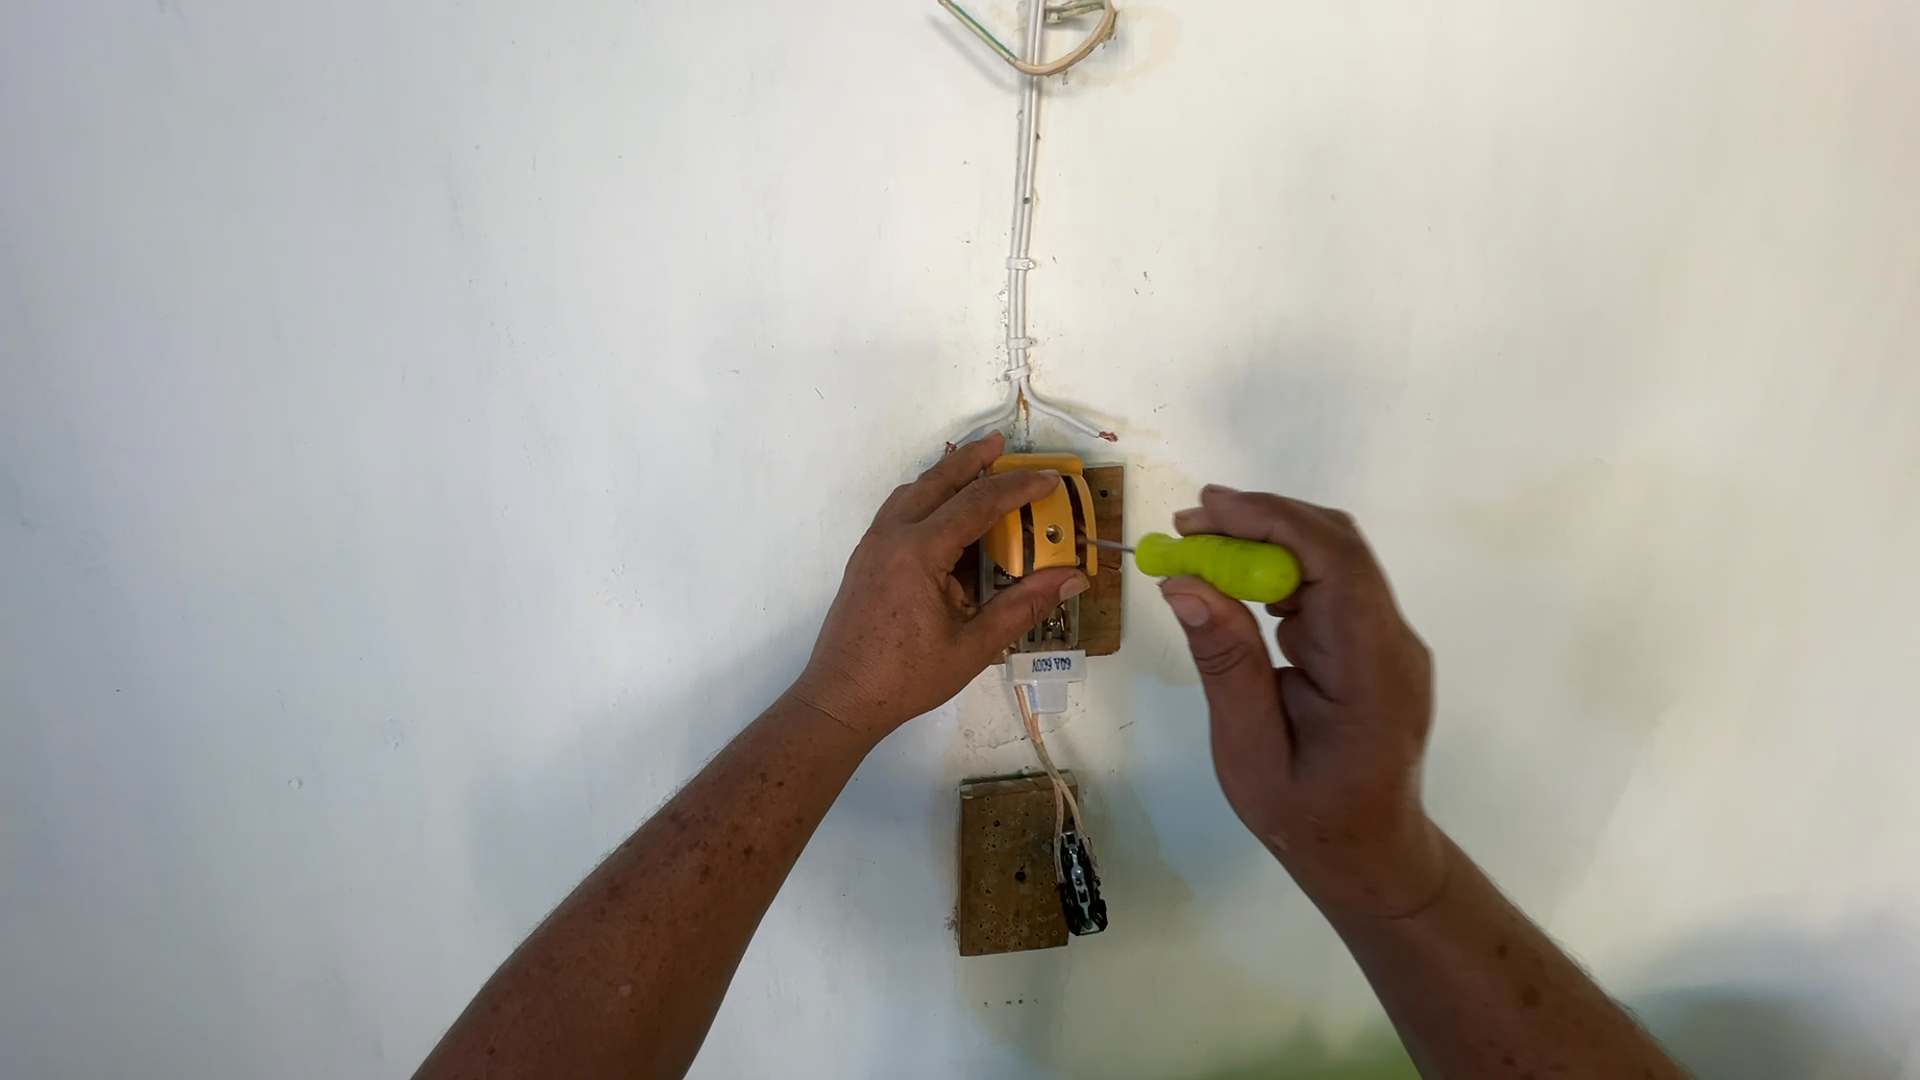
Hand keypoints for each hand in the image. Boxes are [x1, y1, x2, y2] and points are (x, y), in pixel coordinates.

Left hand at [789, 433, 1089, 741]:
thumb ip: (1023, 606)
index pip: (977, 503)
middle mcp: (892, 536)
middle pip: (937, 480)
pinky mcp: (864, 558)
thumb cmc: (907, 677)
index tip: (1048, 479)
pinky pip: (898, 511)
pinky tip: (942, 516)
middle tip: (1000, 443)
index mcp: (919, 551)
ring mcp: (872, 545)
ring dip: (944, 476)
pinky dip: (925, 498)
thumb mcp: (974, 645)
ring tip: (974, 470)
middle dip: (971, 458)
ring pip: (912, 492)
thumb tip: (1071, 579)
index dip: (1017, 489)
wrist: (840, 698)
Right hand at [1159, 486, 1445, 918]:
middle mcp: (1390, 640)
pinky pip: (1322, 583)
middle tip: (1186, 526)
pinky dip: (1270, 569)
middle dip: (1259, 520)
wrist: (1367, 853)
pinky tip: (1228, 583)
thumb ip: (1225, 662)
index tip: (1204, 510)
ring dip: (1260, 540)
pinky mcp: (1365, 641)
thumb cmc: (1307, 816)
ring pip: (1328, 556)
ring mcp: (1383, 638)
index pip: (1337, 563)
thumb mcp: (1248, 749)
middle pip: (1335, 546)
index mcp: (1373, 670)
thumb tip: (1184, 585)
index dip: (1271, 521)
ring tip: (1194, 549)